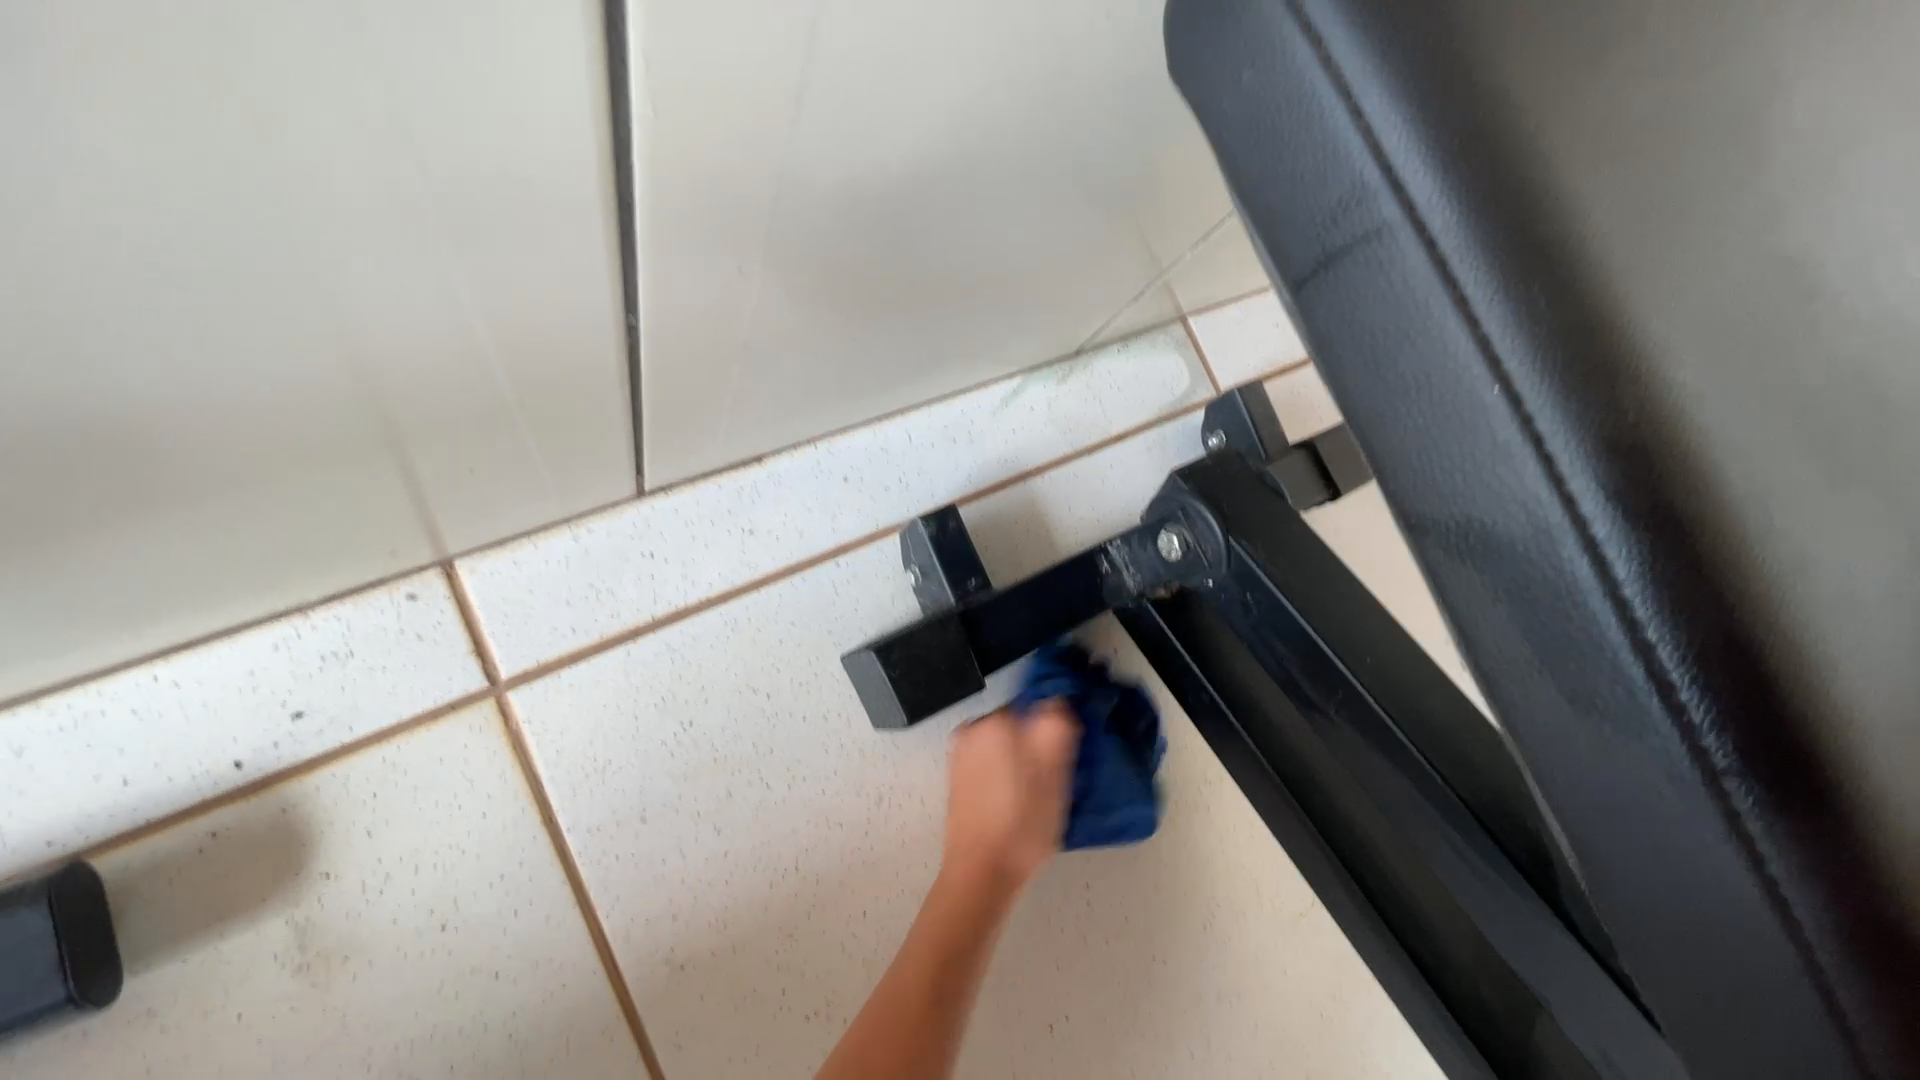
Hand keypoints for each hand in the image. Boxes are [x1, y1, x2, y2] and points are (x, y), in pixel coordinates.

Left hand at [939, 700, 1079, 903]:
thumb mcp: (1054, 778)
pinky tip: (1015, 803)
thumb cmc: (1021, 827)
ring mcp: (961, 752)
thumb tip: (1060, 701)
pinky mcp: (957, 776)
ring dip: (1023, 760)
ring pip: (1007, 744)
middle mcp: (973, 729)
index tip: (1068, 756)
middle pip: (1022, 724)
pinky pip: (992, 760)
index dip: (1060, 730)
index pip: (1042, 706)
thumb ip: (1057, 729)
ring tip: (1035, 797)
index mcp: (997, 722)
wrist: (979, 873)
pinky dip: (1005, 772)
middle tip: (1054, 781)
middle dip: (1040, 744)